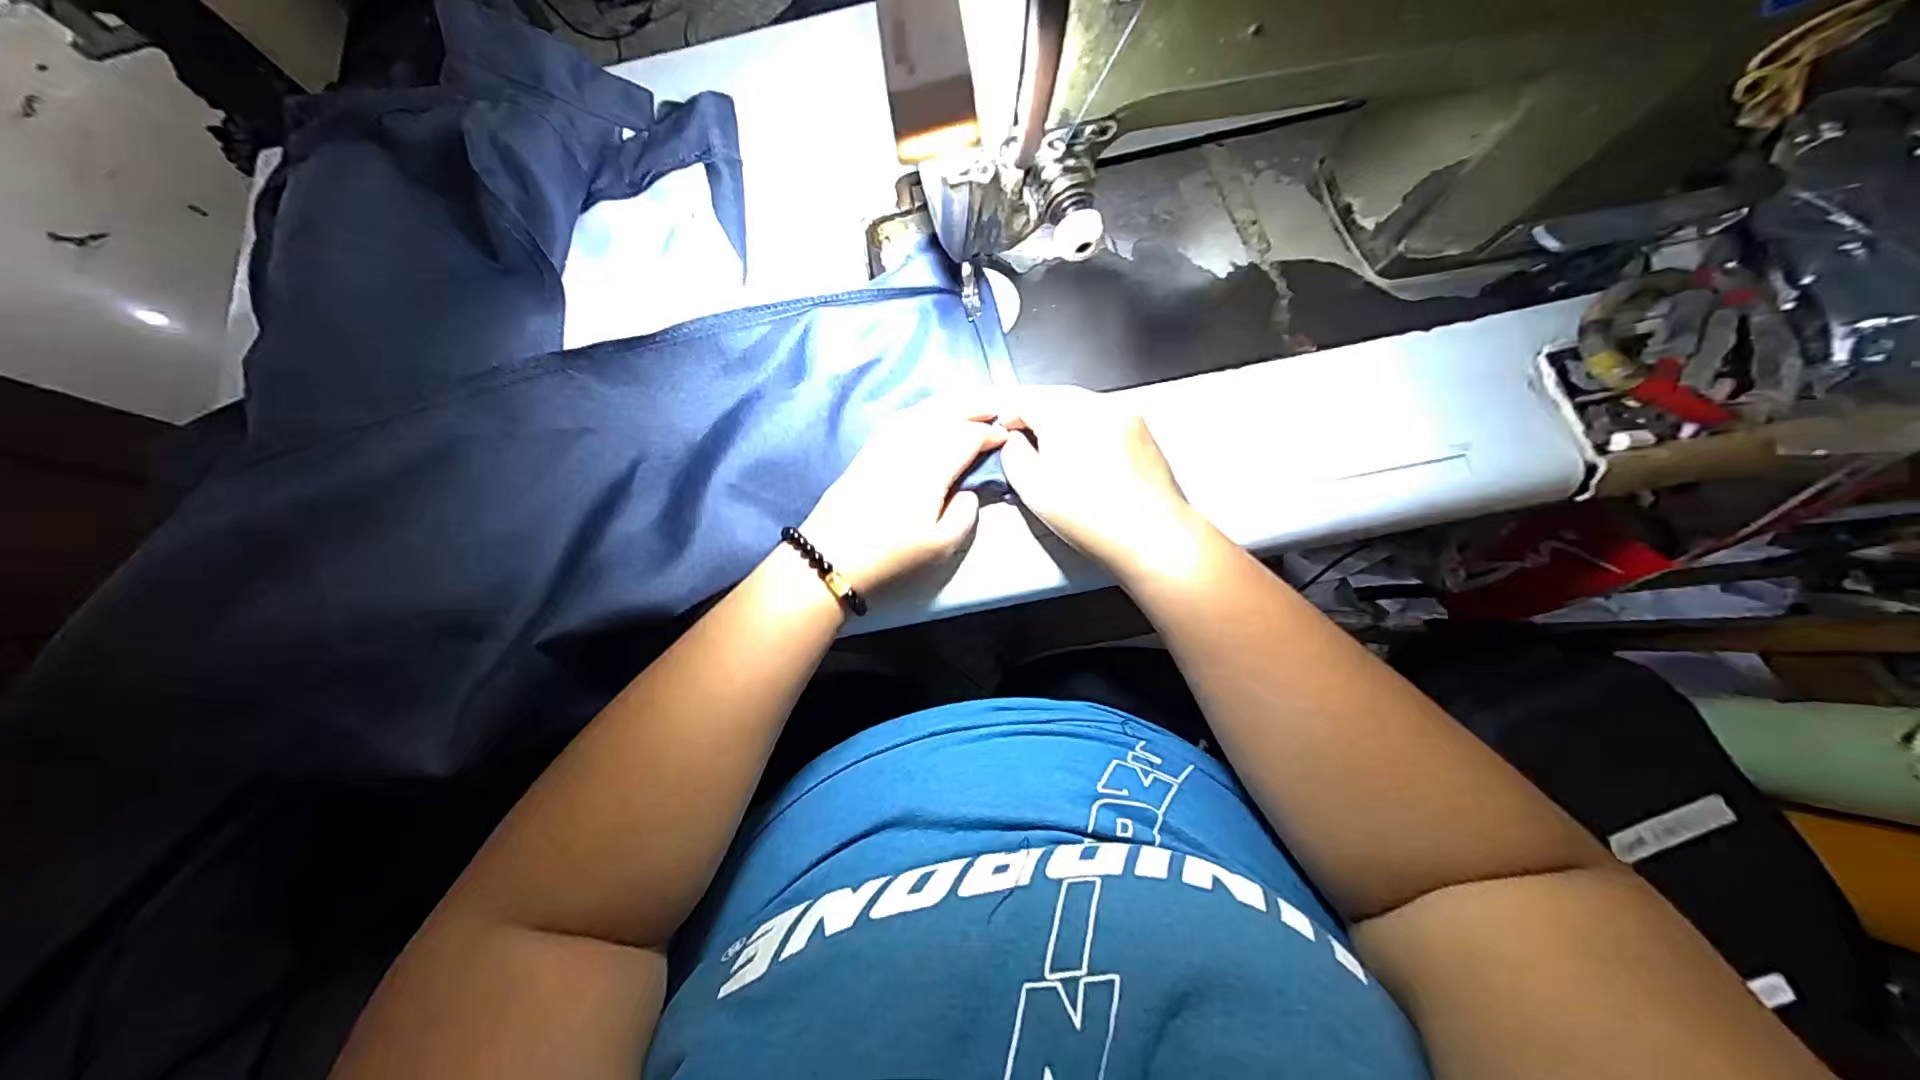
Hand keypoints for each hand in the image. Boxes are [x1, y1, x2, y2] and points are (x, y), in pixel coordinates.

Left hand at [798, 396, 1006, 594]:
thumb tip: (969, 492)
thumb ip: (965, 514)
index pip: (968, 436)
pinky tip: (931, 413)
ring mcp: (886, 443)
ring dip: (951, 403)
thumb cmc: (890, 554)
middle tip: (996, 406)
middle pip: (947, 412)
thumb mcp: (940, 546)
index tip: (1006, 436)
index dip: (990, 433)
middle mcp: (909, 445)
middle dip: (975, 406)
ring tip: (970, 404)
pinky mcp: (869, 449)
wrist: (831, 555)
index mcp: (931, 467)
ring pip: (924, 410)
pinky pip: (903, 417)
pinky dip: (924, 409)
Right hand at [998, 386, 1204, 578]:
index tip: (1004, 435)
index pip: (1024, 400)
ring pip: (1081, 405)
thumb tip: (1014, 440)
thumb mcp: (1034, 490)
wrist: (1154, 535)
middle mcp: (1096, 404)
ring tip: (1054, 451)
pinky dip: (1087, 429)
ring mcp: (1124, 413)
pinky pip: (1103, 418)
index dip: (1008, 416)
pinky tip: (1085, 457)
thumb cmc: (1093, 517)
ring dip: (1061, 421)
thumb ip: (1013, 456)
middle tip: (1024, 441)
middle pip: (1054, 397)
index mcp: (1065, 414)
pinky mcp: (1141, 429)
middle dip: (1035, 415)